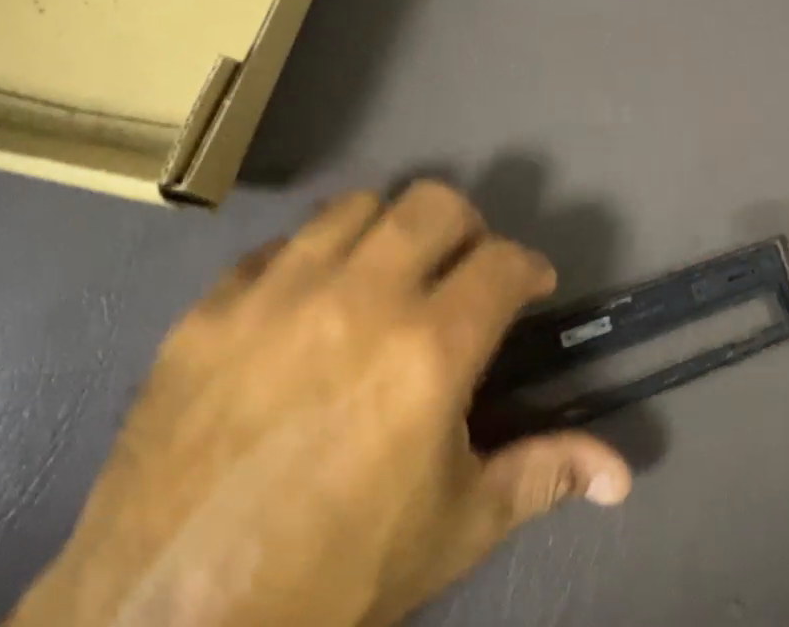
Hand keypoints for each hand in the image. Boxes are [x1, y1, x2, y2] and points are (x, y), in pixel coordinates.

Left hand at [8, 183, 631, 626]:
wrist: (167, 620)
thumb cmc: (335, 572)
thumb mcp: (457, 528)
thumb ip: (545, 475)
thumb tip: (621, 475)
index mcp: (430, 350)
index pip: (505, 261)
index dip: (531, 268)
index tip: (532, 290)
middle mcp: (358, 300)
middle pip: (434, 204)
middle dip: (468, 228)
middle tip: (464, 273)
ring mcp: (273, 297)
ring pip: (354, 207)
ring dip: (389, 230)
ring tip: (389, 277)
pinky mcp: (206, 312)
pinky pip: (274, 249)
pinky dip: (309, 261)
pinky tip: (308, 309)